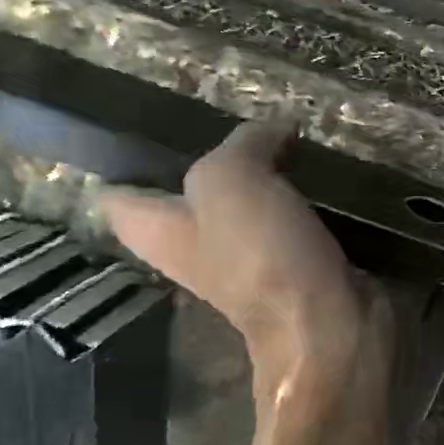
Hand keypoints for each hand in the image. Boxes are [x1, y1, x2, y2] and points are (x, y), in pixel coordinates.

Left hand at [99, 122, 389, 413]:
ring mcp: (240, 255)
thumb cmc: (261, 255)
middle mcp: (190, 243)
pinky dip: (296, 191)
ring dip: (261, 170)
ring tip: (285, 136)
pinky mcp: (286, 260)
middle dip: (212, 153)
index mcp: (155, 229)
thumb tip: (275, 131)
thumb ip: (242, 143)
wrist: (326, 323)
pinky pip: (282, 214)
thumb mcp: (231, 180)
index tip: (164, 121)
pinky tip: (315, 171)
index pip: (117, 190)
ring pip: (240, 198)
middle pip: (186, 187)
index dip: (132, 155)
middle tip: (242, 121)